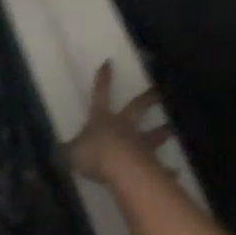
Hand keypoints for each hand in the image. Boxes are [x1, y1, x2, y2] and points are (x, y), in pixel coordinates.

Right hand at [67, 61, 170, 183]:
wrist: (120, 169)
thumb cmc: (94, 155)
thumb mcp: (73, 153)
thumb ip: (69, 151)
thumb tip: (59, 150)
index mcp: (102, 119)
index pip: (101, 94)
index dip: (103, 80)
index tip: (109, 63)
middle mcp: (124, 127)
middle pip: (136, 108)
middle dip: (146, 98)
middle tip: (158, 91)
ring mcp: (140, 144)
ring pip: (153, 135)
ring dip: (162, 132)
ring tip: (172, 129)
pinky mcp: (151, 164)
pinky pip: (160, 166)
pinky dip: (167, 170)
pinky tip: (176, 172)